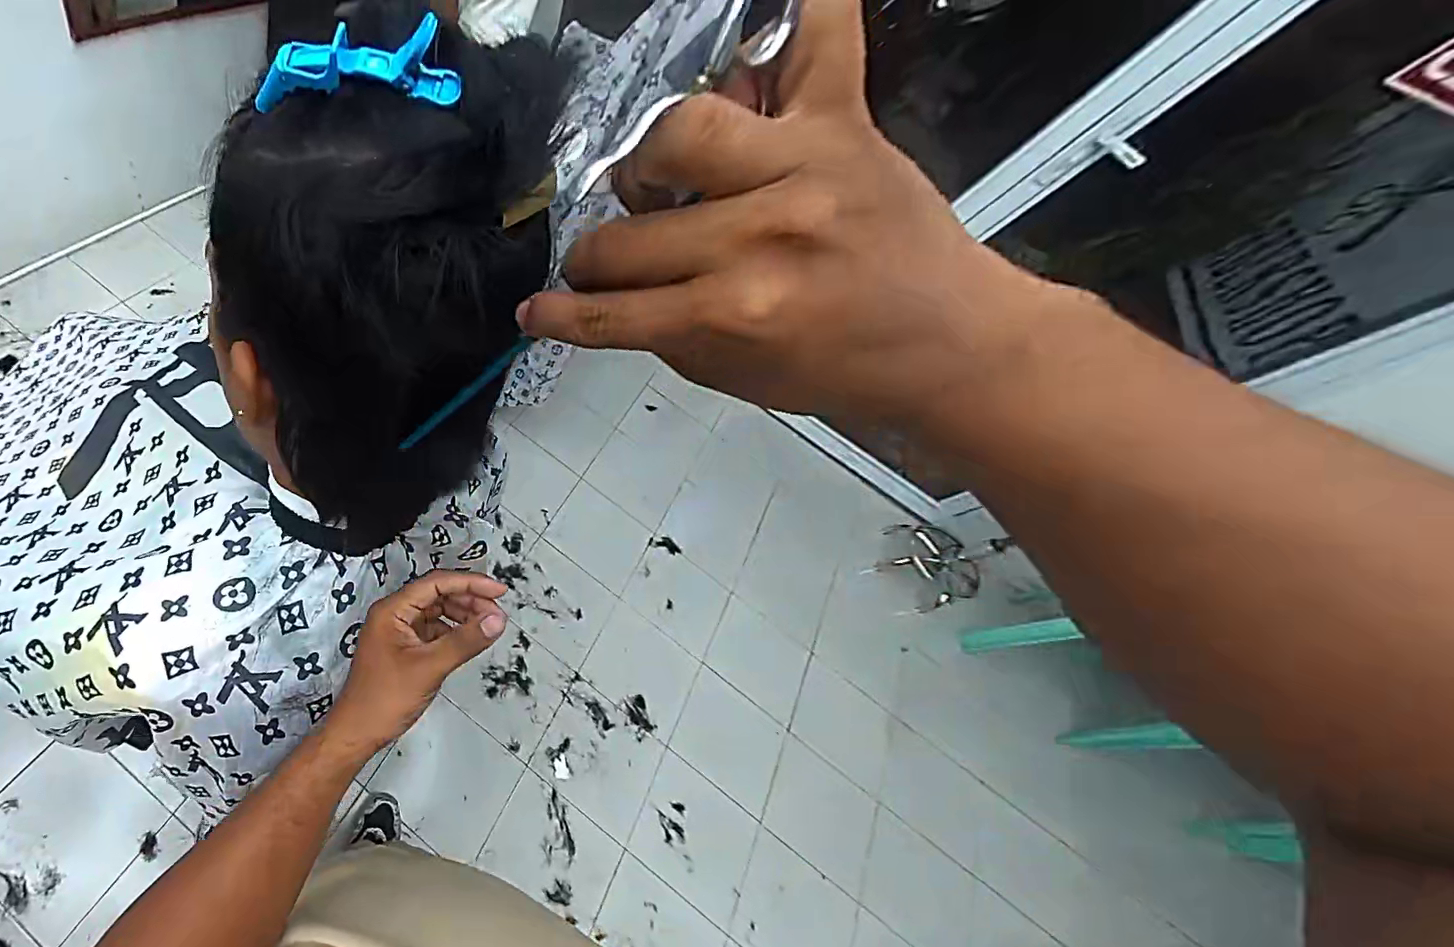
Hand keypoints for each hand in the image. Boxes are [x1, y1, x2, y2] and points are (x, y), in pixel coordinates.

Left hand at [323, 571, 507, 754]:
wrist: (358, 731)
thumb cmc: (380, 701)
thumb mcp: (430, 667)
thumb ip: (465, 641)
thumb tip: (495, 620)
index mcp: (392, 610)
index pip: (436, 583)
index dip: (470, 583)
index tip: (497, 591)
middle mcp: (393, 615)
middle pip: (438, 594)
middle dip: (470, 599)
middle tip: (496, 613)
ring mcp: (398, 631)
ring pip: (437, 611)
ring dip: (463, 615)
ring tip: (487, 626)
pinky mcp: (404, 647)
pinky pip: (434, 629)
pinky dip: (454, 631)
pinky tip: (469, 640)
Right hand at [517, 0, 1072, 424]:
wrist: (945, 341)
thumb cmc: (835, 370)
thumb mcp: (733, 377)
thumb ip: (664, 337)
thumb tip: (610, 304)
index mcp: (728, 315)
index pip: (612, 314)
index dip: (561, 316)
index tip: (534, 312)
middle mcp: (759, 237)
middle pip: (627, 236)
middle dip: (593, 259)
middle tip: (603, 264)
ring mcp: (804, 167)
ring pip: (681, 130)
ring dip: (645, 163)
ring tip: (655, 184)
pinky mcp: (845, 122)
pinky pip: (819, 29)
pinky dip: (789, 17)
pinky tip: (755, 43)